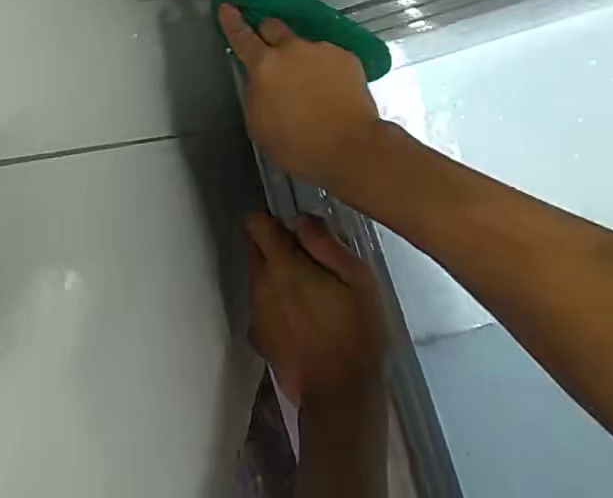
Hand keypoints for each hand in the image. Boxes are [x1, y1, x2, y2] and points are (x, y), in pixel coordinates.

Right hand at [219, 4, 385, 187]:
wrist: (350, 146)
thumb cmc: (298, 144)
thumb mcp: (258, 124)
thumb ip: (255, 93)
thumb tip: (261, 82)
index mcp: (265, 65)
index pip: (242, 37)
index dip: (232, 21)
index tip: (228, 7)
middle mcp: (293, 49)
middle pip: (274, 27)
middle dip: (268, 33)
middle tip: (269, 47)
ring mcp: (323, 49)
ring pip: (305, 45)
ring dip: (302, 57)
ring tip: (310, 85)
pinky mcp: (347, 57)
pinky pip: (330, 56)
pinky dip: (326, 68)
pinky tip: (331, 90)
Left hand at [244, 212, 384, 406]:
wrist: (340, 394)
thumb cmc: (355, 329)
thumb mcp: (357, 276)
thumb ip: (325, 242)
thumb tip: (300, 220)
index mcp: (282, 266)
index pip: (255, 224)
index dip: (273, 219)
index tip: (296, 227)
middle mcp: (260, 286)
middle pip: (254, 249)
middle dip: (275, 244)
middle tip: (311, 257)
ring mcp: (256, 315)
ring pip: (258, 277)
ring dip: (277, 273)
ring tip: (312, 287)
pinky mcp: (259, 339)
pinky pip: (262, 304)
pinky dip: (276, 300)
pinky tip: (303, 314)